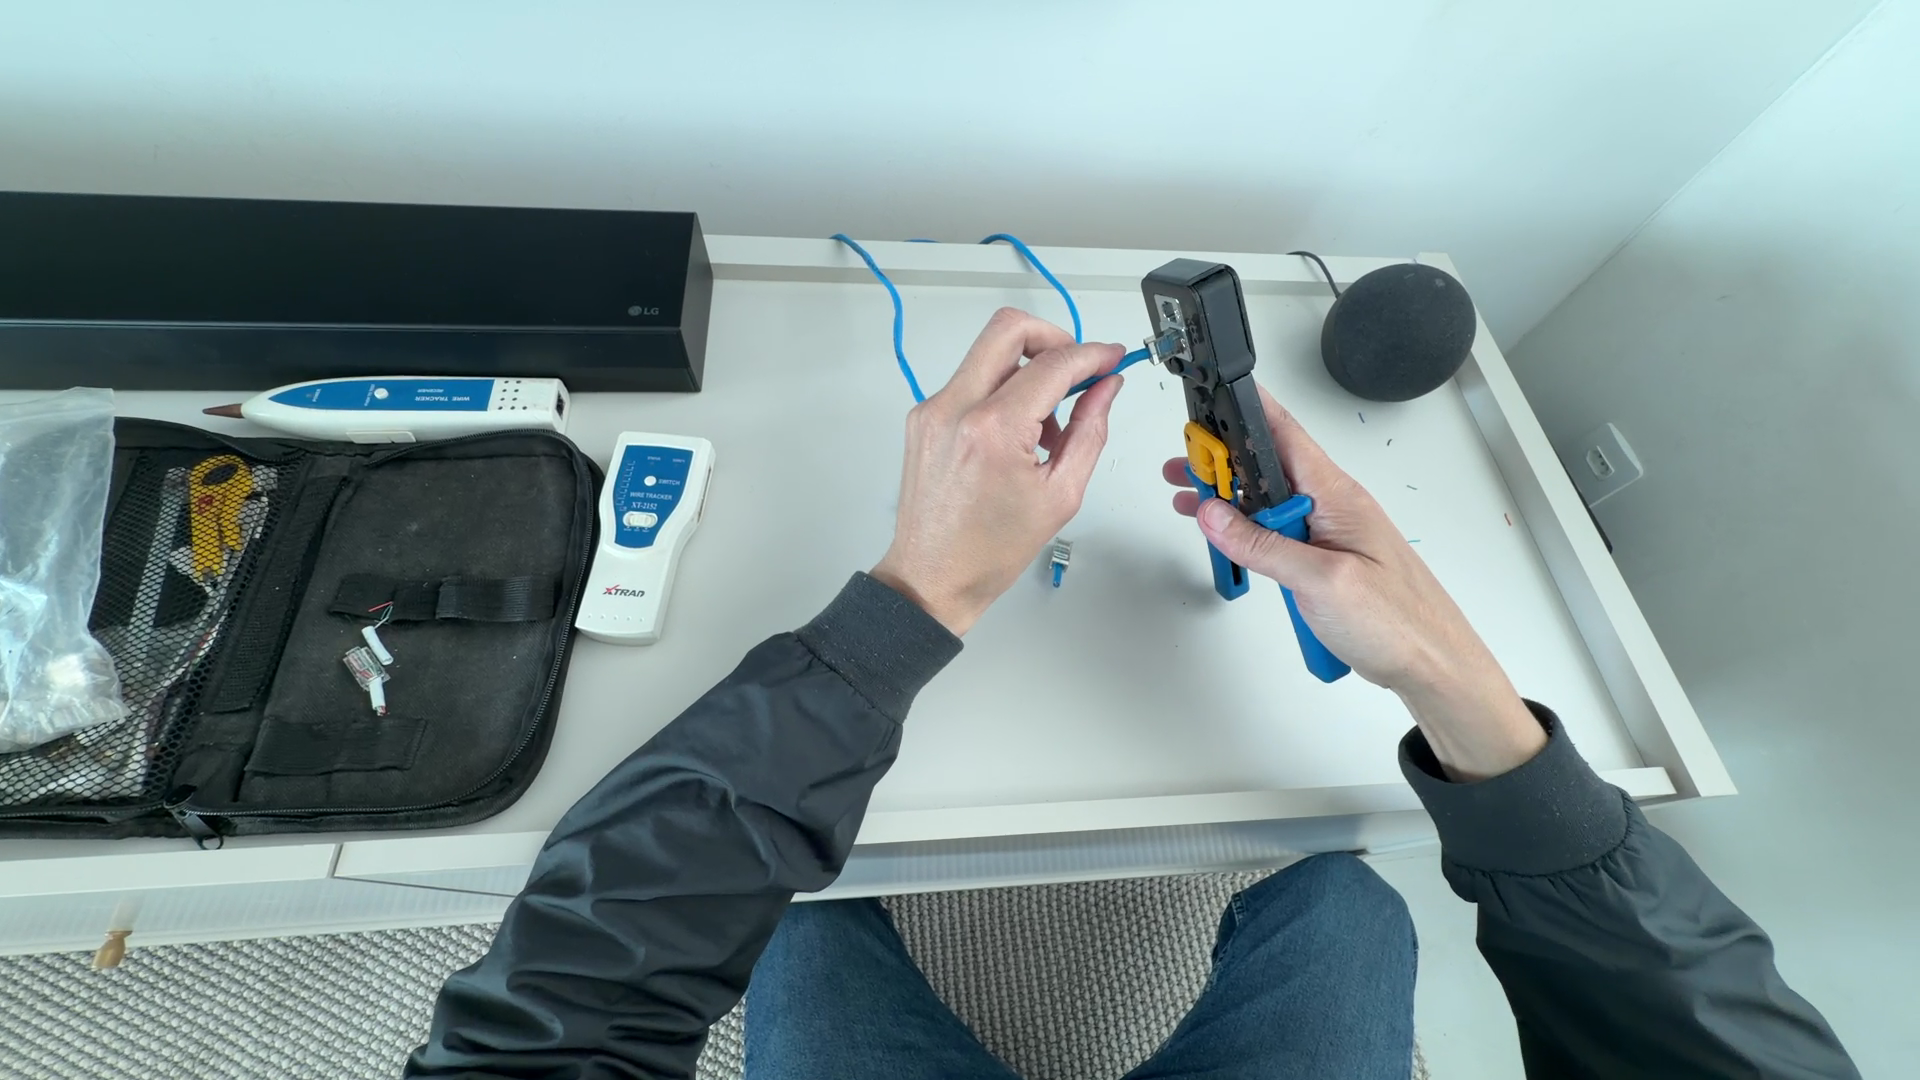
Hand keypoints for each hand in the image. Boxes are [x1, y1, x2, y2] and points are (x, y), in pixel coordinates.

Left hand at [873, 309, 1124, 635]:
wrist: (932, 577)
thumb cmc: (990, 551)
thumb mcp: (1060, 495)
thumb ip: (1089, 431)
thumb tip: (1106, 388)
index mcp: (992, 430)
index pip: (1052, 364)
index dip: (1091, 354)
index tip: (1111, 358)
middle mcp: (954, 408)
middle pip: (1008, 328)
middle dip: (1053, 338)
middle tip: (1076, 370)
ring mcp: (931, 410)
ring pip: (988, 353)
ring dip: (1027, 370)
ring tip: (1045, 427)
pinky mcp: (923, 418)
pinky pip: (970, 381)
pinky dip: (1001, 392)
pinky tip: (1016, 435)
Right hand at [1162, 384, 1544, 780]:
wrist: (1434, 668)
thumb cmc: (1398, 623)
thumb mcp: (1321, 581)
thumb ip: (1262, 545)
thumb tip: (1213, 514)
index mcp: (1335, 496)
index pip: (1285, 435)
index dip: (1248, 412)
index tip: (1209, 404)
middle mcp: (1330, 506)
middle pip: (1267, 467)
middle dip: (1222, 460)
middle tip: (1182, 464)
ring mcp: (1325, 532)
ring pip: (1266, 501)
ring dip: (1227, 498)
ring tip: (1186, 497)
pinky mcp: (1320, 558)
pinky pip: (1274, 533)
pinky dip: (1243, 531)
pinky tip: (1224, 540)